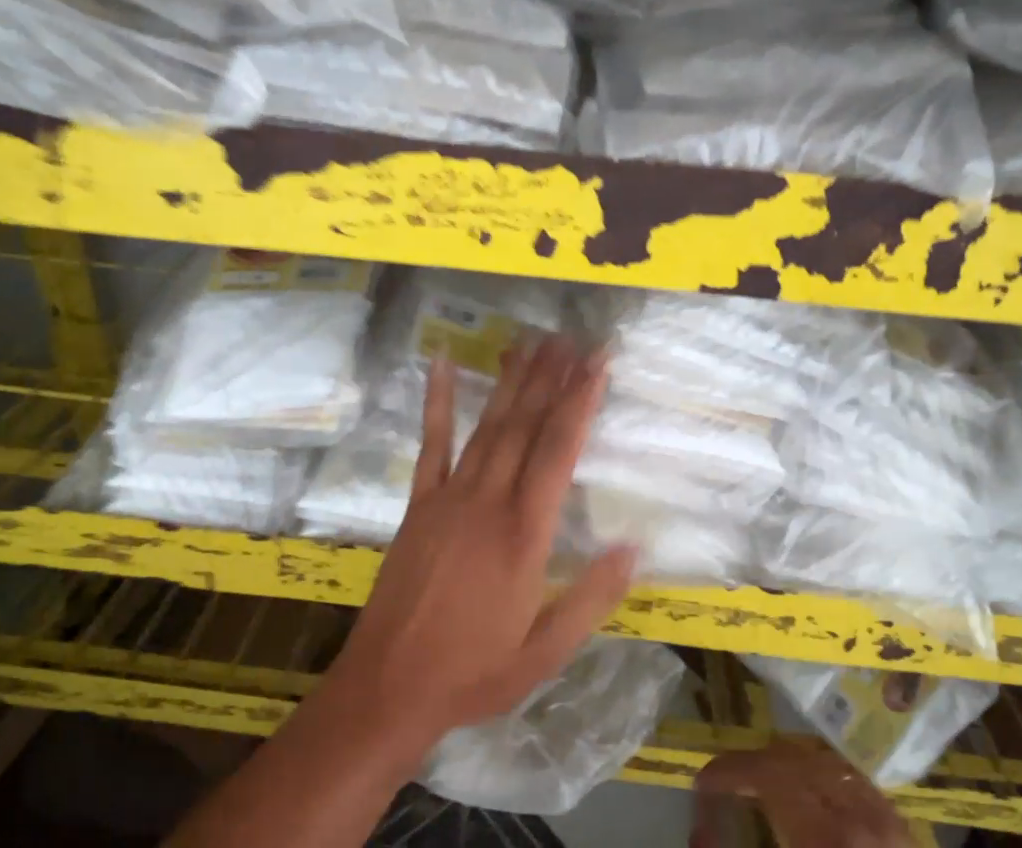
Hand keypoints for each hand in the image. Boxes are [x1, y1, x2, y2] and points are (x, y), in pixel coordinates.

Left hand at [322, 336, 636, 748]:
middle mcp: (488, 502)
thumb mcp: (546, 652)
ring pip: (486, 427)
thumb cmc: (475, 673)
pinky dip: (435, 402)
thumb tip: (631, 547)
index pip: (558, 451)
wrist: (390, 685)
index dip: (580, 401)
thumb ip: (591, 598)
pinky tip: (440, 364)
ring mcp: (448, 498)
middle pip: (524, 426)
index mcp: (524, 535)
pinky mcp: (418, 505)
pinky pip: (430, 444)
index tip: (598, 361)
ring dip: (510, 381)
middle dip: (551, 377)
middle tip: (572, 336)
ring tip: (531, 341)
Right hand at [692, 740, 916, 847]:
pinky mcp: (907, 843)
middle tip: (728, 782)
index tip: (702, 783)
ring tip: (765, 786)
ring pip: (832, 767)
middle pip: (799, 761)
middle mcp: (861, 819)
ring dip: (792, 769)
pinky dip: (829, 784)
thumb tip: (700, 835)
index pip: (768, 774)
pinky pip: (861, 790)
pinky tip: (814, 805)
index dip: (729, 770)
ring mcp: (890, 829)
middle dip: (755, 764)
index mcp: (824, 836)